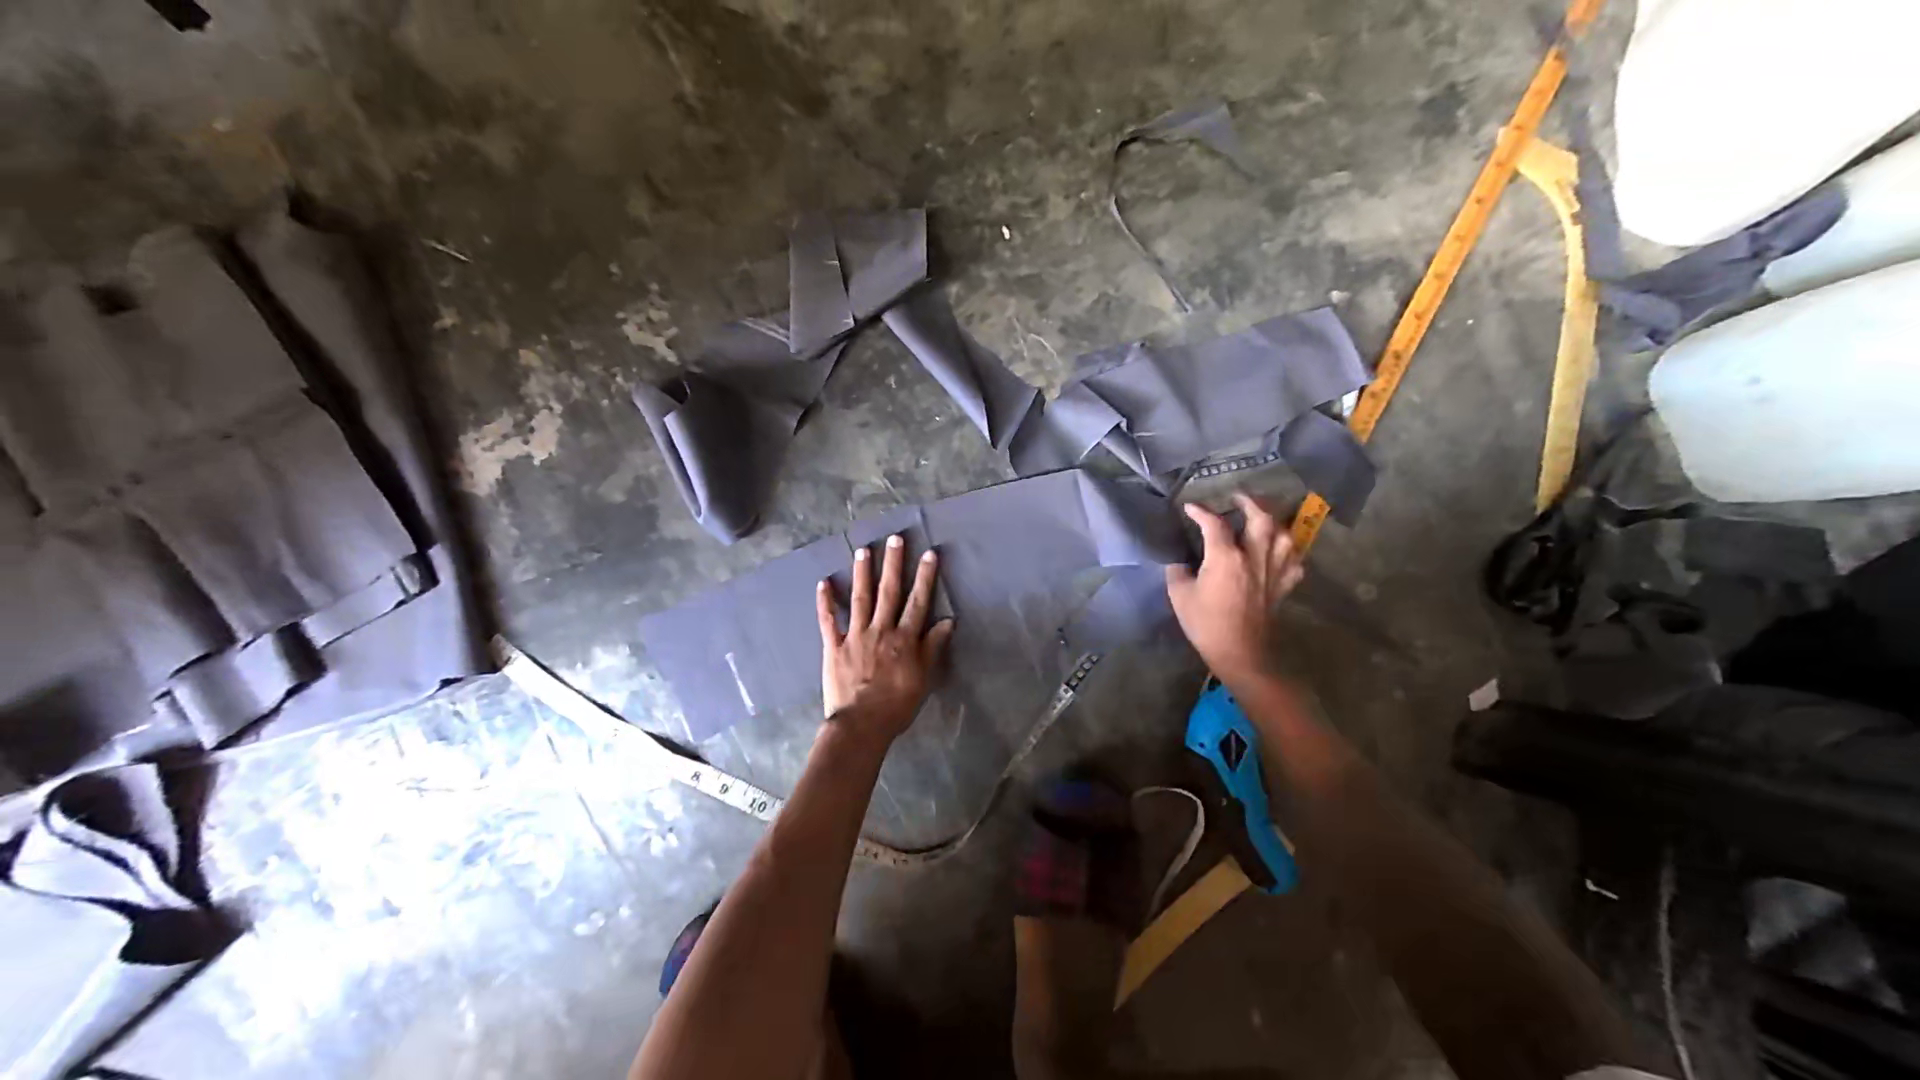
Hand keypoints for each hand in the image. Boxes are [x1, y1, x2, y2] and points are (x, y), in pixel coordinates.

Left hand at [816, 534, 954, 743]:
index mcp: (904, 639)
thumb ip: (933, 648)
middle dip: (893, 564)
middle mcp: (881, 630)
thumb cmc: (897, 705)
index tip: (928, 554)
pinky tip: (824, 582)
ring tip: (863, 550)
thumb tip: (948, 622)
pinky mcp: (834, 647)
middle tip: (895, 538)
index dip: (924, 577)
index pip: (917, 602)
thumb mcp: (923, 679)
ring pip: (860, 598)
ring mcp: (855, 636)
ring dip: (862, 573)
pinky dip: (825, 602)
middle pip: (888, 592)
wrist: (861, 725)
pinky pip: (829, 621)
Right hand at [1165, 492, 1304, 683]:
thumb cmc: (1207, 625)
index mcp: (1226, 558)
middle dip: (1250, 502)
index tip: (1190, 508)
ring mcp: (1274, 570)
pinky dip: (1289, 549)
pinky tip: (1280, 549)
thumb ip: (1178, 571)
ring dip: (1274, 520)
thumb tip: (1180, 560)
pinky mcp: (1285, 585)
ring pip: (1284, 534)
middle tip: (1238, 497)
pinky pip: (1294, 559)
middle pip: (1261, 518)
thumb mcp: (1180, 596)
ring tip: (1263, 515)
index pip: (1214, 524)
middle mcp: (1255, 557)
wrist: (1242, 655)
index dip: (1201, 511)